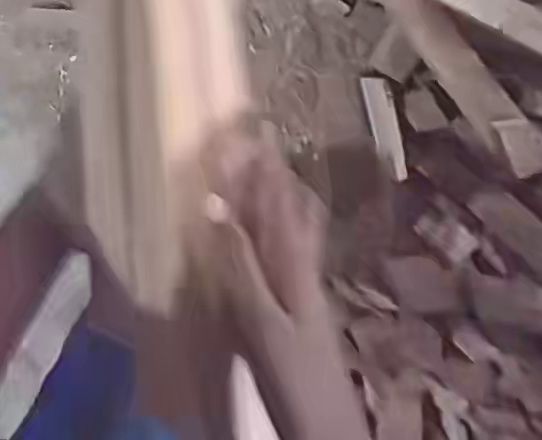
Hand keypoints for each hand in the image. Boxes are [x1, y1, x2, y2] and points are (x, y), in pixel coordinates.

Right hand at [201, 129, 369, 439]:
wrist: (329, 434)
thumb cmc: (294, 374)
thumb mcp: (260, 318)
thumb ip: (239, 261)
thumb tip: (212, 203)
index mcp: (293, 264)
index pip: (279, 202)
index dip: (267, 168)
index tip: (255, 132)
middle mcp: (301, 266)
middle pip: (290, 209)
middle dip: (274, 175)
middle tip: (257, 144)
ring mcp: (303, 287)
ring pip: (291, 229)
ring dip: (276, 197)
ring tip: (265, 172)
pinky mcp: (298, 305)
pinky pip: (286, 250)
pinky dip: (275, 227)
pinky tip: (264, 230)